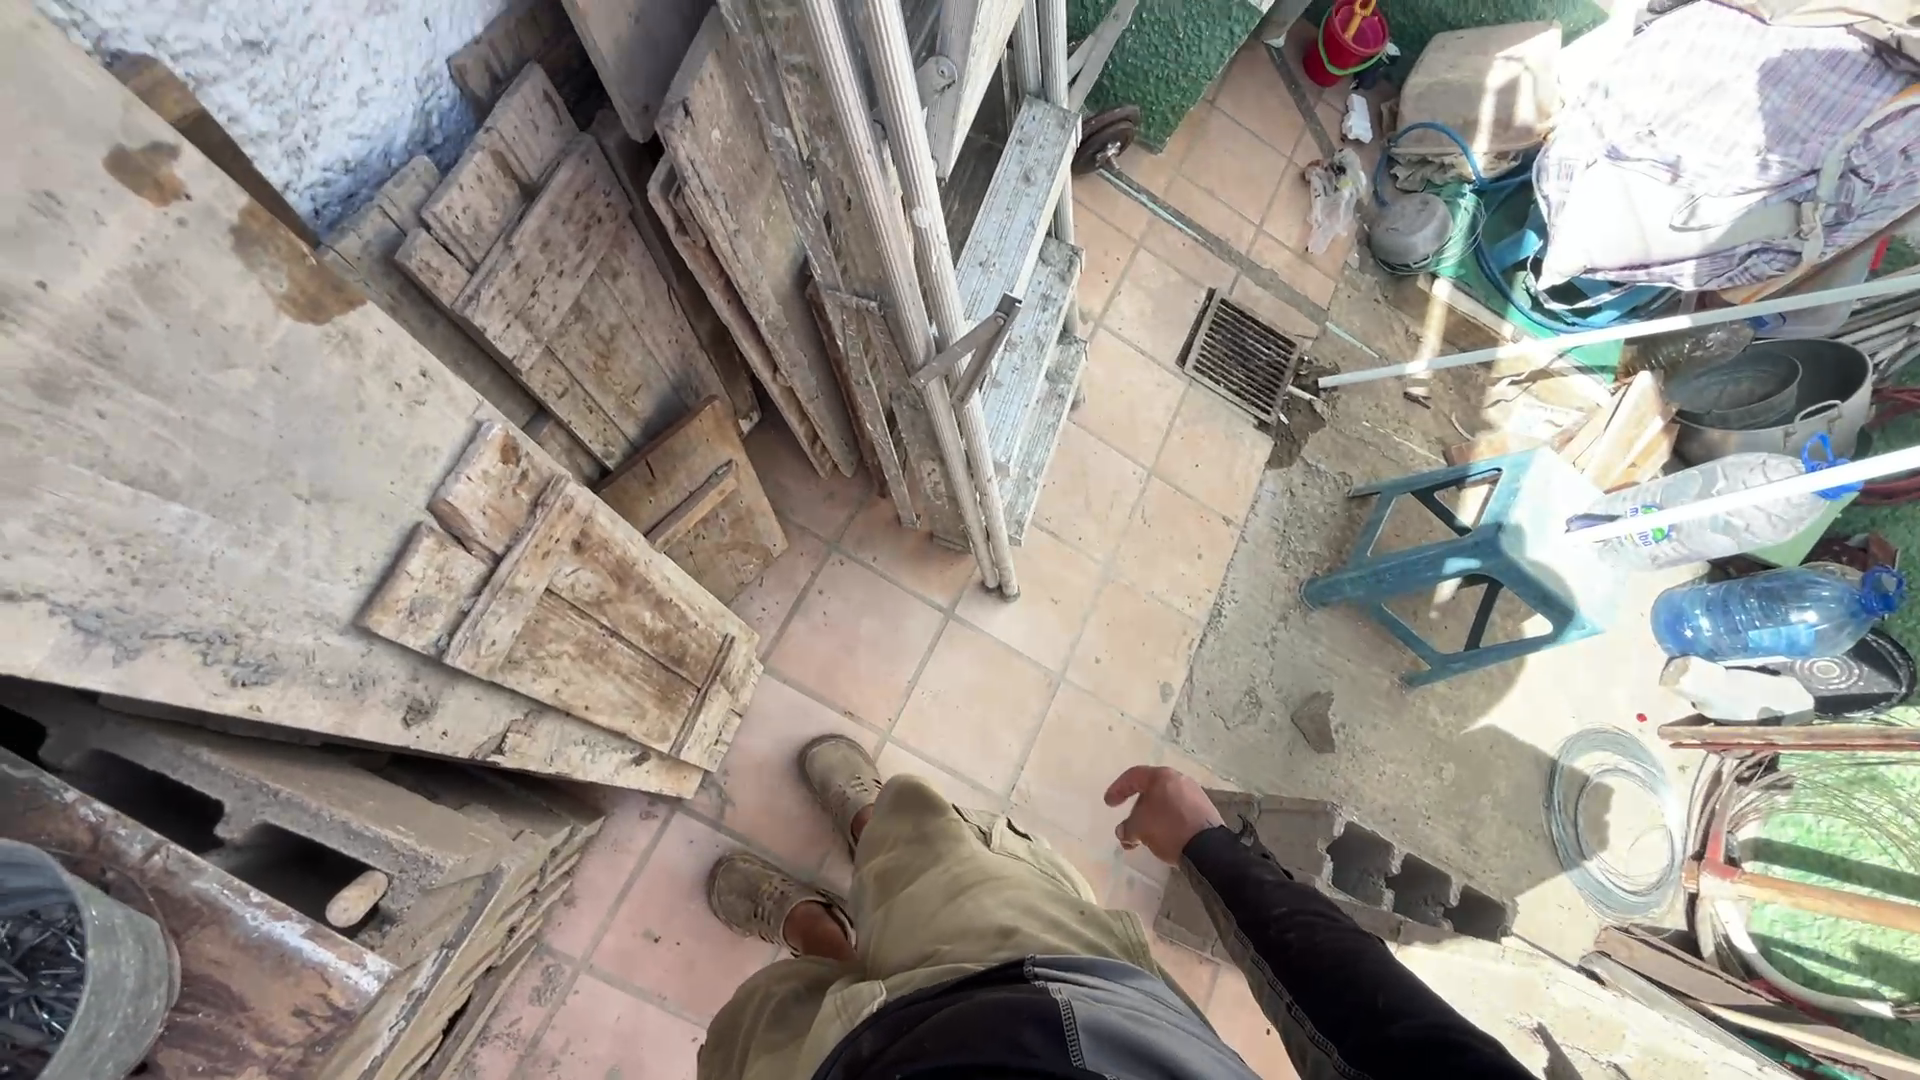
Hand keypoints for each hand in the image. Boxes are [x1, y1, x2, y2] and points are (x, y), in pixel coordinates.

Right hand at [1103, 766, 1224, 865]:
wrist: (1208, 848)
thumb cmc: (1168, 828)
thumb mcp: (1139, 828)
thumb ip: (1127, 827)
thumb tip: (1123, 832)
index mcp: (1161, 776)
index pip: (1133, 776)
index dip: (1117, 789)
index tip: (1109, 803)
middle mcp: (1179, 780)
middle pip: (1150, 791)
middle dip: (1137, 810)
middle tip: (1129, 826)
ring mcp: (1195, 795)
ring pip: (1165, 803)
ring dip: (1152, 818)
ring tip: (1145, 837)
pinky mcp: (1206, 811)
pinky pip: (1179, 813)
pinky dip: (1167, 822)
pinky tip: (1164, 838)